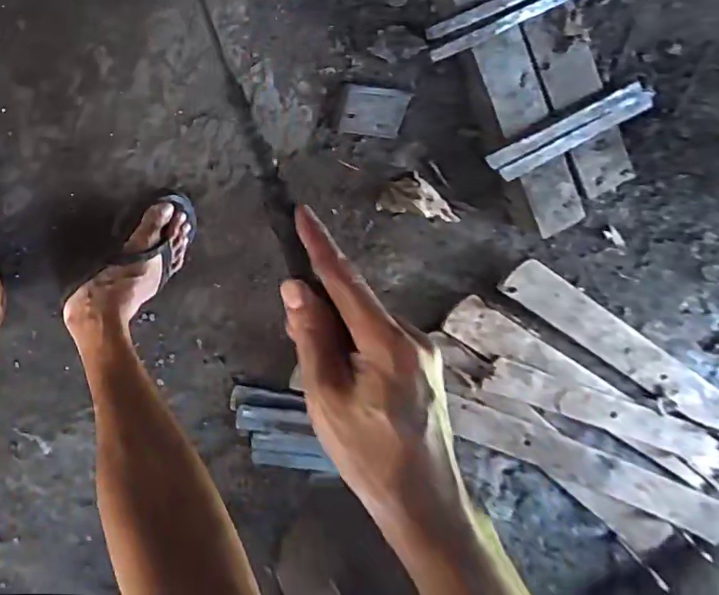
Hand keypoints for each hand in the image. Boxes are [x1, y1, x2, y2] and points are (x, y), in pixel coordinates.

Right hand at [282, 207, 496, 591]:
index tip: (302, 213)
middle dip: (321, 304)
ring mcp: (423, 351)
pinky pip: (380, 335)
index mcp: (388, 343)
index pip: (345, 280)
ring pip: (366, 320)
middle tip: (294, 329)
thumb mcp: (325, 397)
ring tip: (323, 370)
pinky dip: (355, 341)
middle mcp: (412, 336)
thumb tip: (296, 287)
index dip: (319, 244)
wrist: (425, 505)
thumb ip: (311, 336)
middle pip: (355, 302)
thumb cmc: (368, 455)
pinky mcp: (424, 364)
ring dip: (338, 328)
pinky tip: (345, 374)